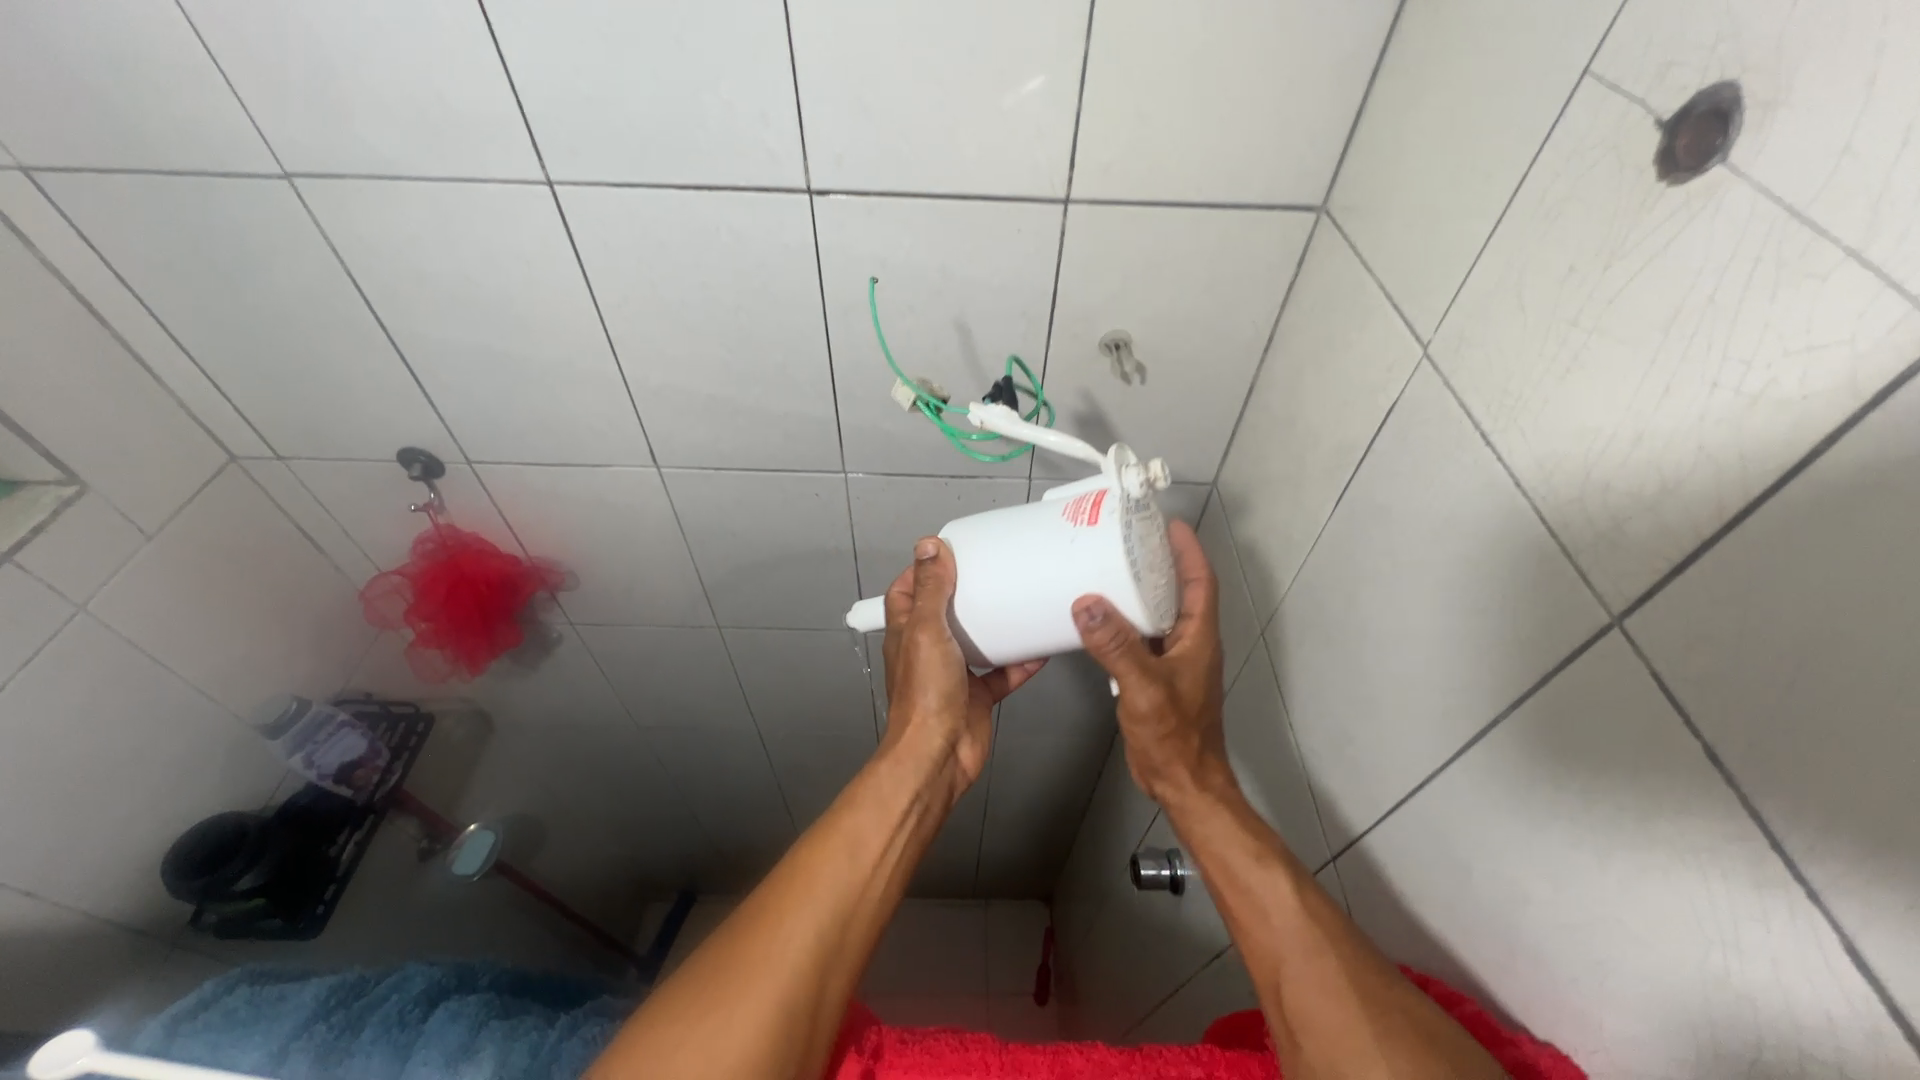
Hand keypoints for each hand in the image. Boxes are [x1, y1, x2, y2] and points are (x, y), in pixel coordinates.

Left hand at [882, 537, 1045, 801]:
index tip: (948, 552)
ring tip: (1019, 602)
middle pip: (945, 614)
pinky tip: (1039, 649)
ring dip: (996, 626)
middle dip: (967, 594)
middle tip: (993, 572)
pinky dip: (1020, 662)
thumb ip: (930, 590)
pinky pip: (1002, 673)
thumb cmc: (924, 695)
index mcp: (907, 632)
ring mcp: (953, 674)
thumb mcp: (926, 630)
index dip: (922, 571)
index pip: (906, 593)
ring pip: (977, 642)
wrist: (941, 752)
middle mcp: (928, 651)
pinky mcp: (978, 695)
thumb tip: (928, 547)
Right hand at [1071, 519, 1230, 803]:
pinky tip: (1096, 621)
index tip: (1166, 523)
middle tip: (1124, 540)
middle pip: (1177, 592)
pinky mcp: (1155, 679)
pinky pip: (1139, 640)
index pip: (1201, 581)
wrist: (1183, 783)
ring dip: (1137, 593)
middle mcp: (1189, 643)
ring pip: (1156, 616)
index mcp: (1199, 636)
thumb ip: (1116, 646)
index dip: (1188, 550)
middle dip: (1157, 564)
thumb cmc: (1174, 734)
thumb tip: (1086, 603)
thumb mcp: (1143, 686)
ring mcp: (1173, 662)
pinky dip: (1121, 625)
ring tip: (1105, 571)